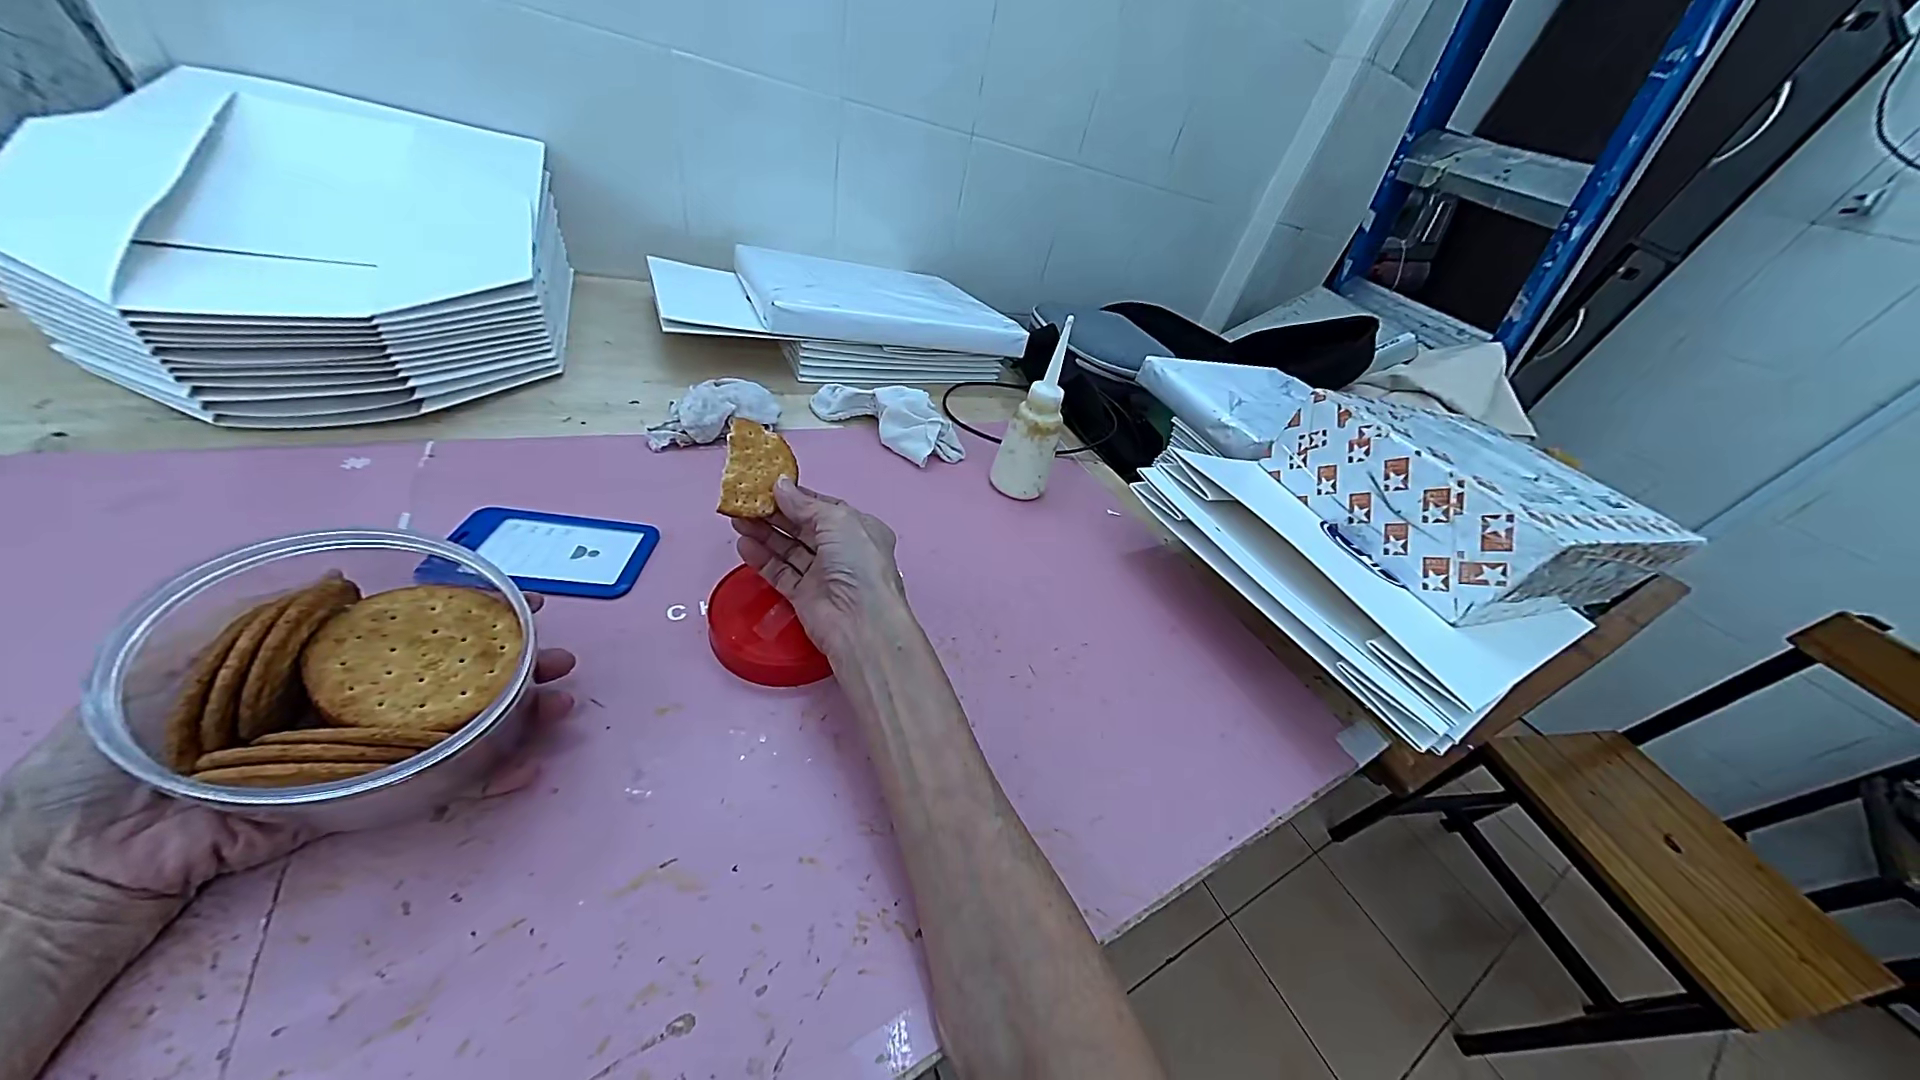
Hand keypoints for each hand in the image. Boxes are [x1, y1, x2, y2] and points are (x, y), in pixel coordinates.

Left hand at [0, 623, 575, 903]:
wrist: (85, 841)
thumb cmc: (132, 736)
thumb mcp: (193, 654)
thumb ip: (267, 617)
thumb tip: (345, 581)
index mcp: (334, 667)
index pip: (423, 633)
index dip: (478, 616)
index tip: (524, 602)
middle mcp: (365, 705)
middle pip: (459, 682)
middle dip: (520, 667)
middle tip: (562, 660)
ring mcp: (374, 754)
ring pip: (465, 732)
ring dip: (522, 718)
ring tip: (562, 705)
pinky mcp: (371, 802)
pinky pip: (439, 791)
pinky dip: (488, 783)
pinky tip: (528, 768)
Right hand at [731, 479, 906, 659]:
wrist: (860, 622)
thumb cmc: (859, 564)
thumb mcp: (837, 521)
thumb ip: (805, 504)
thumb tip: (781, 486)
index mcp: (860, 529)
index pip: (824, 508)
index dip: (798, 498)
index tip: (770, 488)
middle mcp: (843, 551)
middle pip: (803, 528)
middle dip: (775, 515)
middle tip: (746, 503)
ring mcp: (824, 574)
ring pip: (789, 549)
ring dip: (764, 534)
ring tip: (738, 520)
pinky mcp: (805, 596)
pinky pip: (780, 573)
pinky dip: (763, 559)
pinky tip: (744, 545)